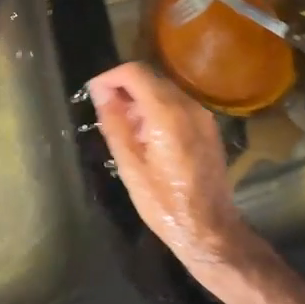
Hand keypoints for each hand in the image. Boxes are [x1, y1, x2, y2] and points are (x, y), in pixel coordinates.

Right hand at [88, 61, 251, 266]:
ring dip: (140, 101)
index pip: (135, 73)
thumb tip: (100, 93)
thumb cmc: (165, 204)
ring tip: (125, 130)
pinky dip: (157, 110)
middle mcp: (188, 105)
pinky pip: (177, 104)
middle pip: (150, 78)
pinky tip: (147, 138)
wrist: (210, 230)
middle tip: (106, 115)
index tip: (94, 94)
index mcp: (167, 114)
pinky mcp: (208, 126)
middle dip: (124, 90)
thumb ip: (114, 124)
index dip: (110, 77)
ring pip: (163, 90)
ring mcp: (202, 115)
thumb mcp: (131, 167)